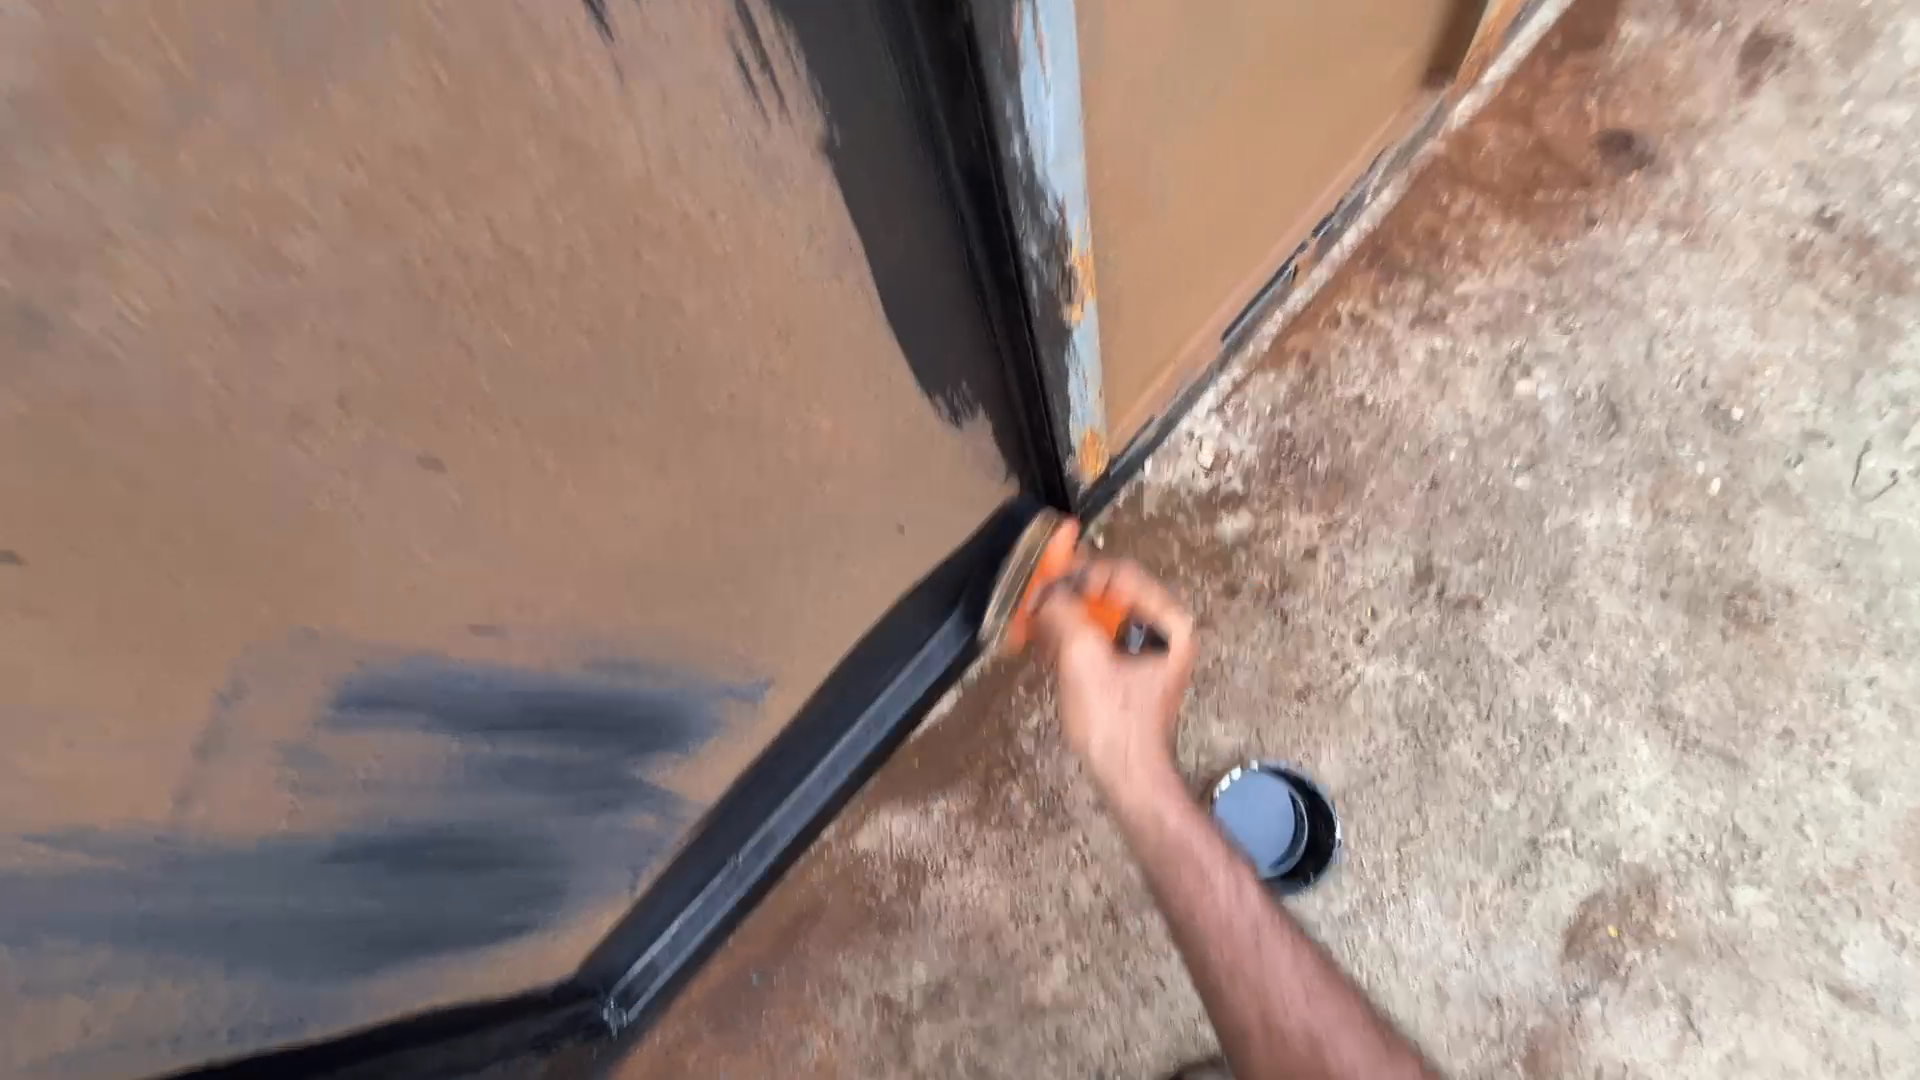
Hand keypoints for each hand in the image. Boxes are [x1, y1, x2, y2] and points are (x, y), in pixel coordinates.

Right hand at [1032, 556, 1196, 792]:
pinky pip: (1095, 640)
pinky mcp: (1124, 672)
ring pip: (1098, 617)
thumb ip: (1064, 613)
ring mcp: (1143, 653)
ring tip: (1032, 614)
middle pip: (1108, 594)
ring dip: (1063, 614)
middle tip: (1038, 592)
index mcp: (1167, 623)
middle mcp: (1161, 632)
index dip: (1082, 574)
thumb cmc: (1114, 721)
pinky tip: (1040, 637)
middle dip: (1068, 593)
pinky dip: (1068, 636)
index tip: (1052, 583)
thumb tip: (1046, 592)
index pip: (1122, 574)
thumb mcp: (1083, 657)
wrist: (1126, 775)